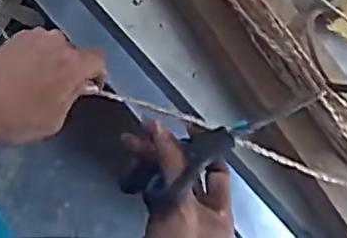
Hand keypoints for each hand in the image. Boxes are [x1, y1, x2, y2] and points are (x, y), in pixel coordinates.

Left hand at [0, 29, 104, 144]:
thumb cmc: (20, 116)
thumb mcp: (55, 119)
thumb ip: (73, 98)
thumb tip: (80, 85)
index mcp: (73, 64)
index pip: (98, 59)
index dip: (97, 73)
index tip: (89, 86)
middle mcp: (59, 42)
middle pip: (74, 53)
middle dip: (70, 68)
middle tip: (55, 89)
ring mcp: (37, 35)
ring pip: (54, 47)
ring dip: (51, 59)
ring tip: (34, 81)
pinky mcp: (19, 34)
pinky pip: (37, 44)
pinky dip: (35, 54)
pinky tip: (20, 72)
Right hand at [123, 120, 231, 237]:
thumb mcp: (180, 204)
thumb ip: (171, 163)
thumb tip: (158, 126)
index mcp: (219, 208)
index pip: (214, 164)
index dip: (199, 141)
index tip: (179, 120)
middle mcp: (202, 210)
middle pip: (185, 166)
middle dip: (162, 146)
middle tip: (139, 130)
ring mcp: (181, 218)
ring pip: (166, 177)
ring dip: (148, 159)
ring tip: (127, 145)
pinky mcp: (161, 226)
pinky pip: (154, 193)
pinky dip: (143, 179)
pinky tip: (131, 172)